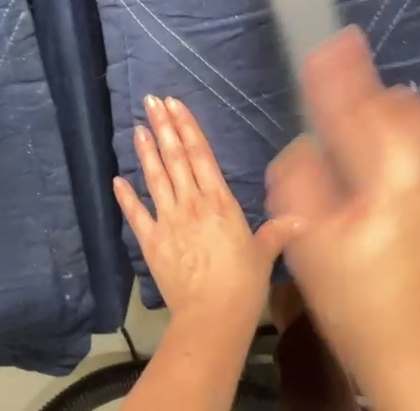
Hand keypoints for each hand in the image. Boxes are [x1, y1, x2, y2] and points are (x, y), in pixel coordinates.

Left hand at [115, 95, 292, 325]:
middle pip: (175, 157)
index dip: (187, 126)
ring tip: (137, 127)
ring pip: (155, 177)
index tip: (175, 104)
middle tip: (152, 101)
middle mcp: (192, 202)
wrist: (212, 317)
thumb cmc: (243, 284)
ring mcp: (169, 220)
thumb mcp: (263, 254)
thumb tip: (302, 219)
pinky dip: (126, 197)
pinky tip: (117, 179)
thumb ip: (277, 232)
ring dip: (146, 151)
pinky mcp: (151, 241)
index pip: (201, 154)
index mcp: (220, 200)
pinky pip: (136, 214)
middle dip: (164, 127)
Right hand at [265, 27, 419, 408]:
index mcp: (390, 179)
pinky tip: (380, 163)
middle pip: (402, 106)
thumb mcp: (310, 242)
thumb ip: (301, 178)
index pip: (359, 107)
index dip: (340, 70)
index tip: (331, 38)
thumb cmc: (358, 305)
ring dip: (387, 111)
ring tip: (357, 119)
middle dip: (368, 88)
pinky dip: (402, 137)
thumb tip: (304, 143)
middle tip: (335, 86)